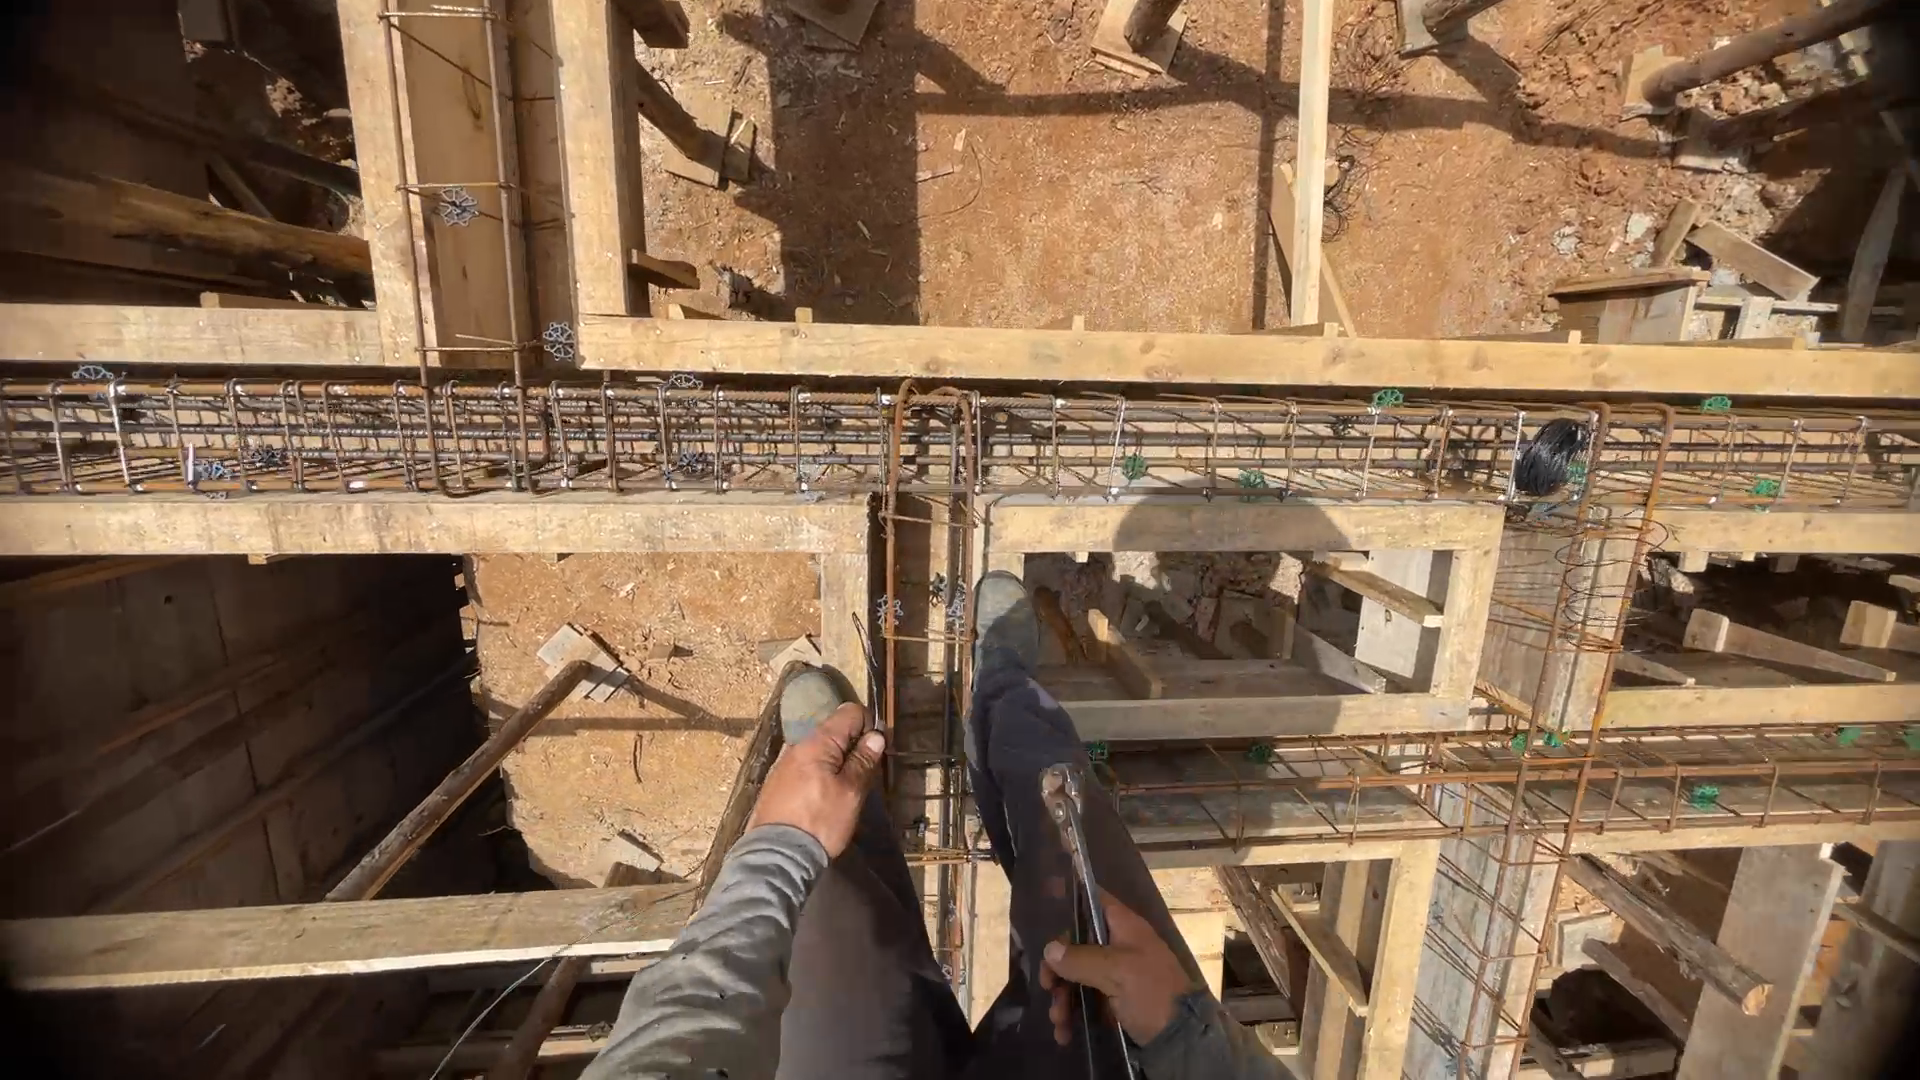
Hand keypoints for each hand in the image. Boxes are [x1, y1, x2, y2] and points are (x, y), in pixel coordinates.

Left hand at [746, 702, 884, 856]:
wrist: (775, 858)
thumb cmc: (819, 822)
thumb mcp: (850, 793)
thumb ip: (863, 761)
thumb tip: (875, 737)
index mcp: (817, 742)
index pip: (850, 712)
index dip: (868, 726)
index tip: (875, 751)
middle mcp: (797, 745)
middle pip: (834, 731)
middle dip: (852, 746)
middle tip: (863, 776)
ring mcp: (784, 764)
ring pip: (820, 750)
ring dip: (836, 762)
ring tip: (844, 791)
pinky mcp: (777, 784)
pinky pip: (805, 767)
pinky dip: (820, 774)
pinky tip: (822, 799)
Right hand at [1039, 892, 1194, 1045]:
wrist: (1183, 1040)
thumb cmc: (1152, 991)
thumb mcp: (1117, 971)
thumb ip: (1081, 958)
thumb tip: (1049, 949)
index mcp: (1123, 926)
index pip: (1092, 900)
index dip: (1070, 898)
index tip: (1046, 902)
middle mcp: (1117, 945)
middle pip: (1077, 943)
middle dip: (1058, 967)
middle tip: (1047, 986)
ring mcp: (1116, 974)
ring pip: (1078, 975)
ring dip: (1063, 996)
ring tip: (1058, 1020)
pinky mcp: (1115, 1001)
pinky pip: (1086, 1000)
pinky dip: (1073, 1014)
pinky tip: (1064, 1032)